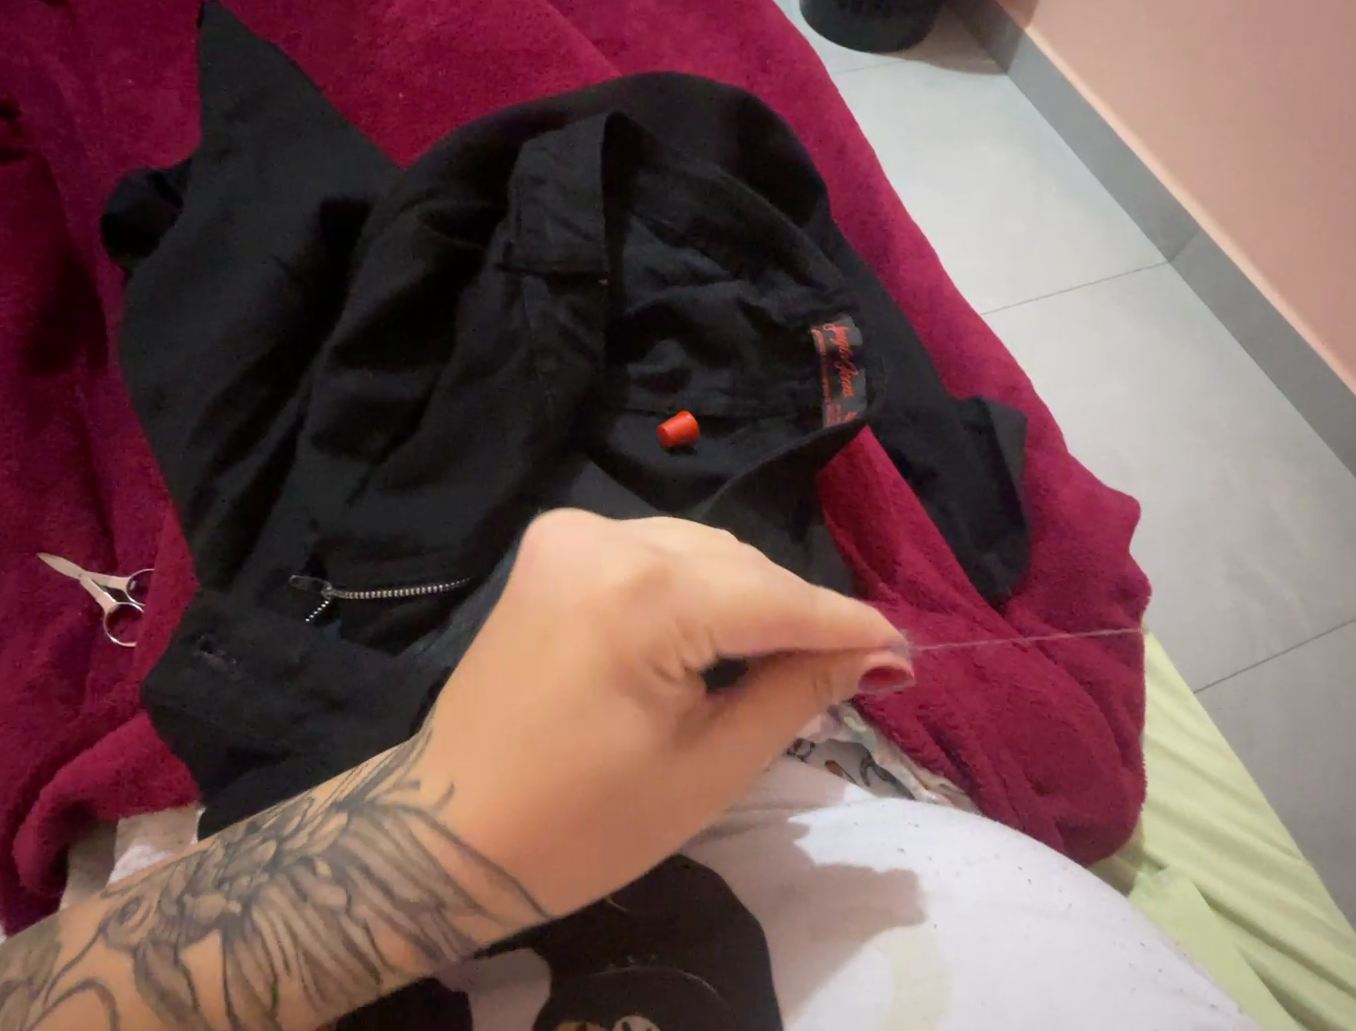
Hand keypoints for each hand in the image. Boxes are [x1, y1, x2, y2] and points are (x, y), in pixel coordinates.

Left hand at [421, 509, 910, 915]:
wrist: (453, 824)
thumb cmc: (584, 824)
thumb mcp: (710, 768)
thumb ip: (798, 691)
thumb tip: (877, 653)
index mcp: (641, 596)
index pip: (774, 597)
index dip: (844, 625)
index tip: (902, 649)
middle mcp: (604, 538)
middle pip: (739, 565)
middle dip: (794, 614)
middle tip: (847, 665)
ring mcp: (571, 532)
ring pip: (701, 550)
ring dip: (747, 596)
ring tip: (778, 654)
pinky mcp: (556, 542)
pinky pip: (657, 551)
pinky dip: (696, 585)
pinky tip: (711, 629)